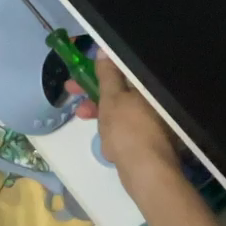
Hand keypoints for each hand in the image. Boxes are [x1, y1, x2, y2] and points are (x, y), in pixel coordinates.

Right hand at [70, 49, 178, 185]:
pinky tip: (106, 142)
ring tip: (82, 116)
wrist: (147, 174)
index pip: (121, 68)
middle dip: (94, 89)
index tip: (79, 66)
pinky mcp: (150, 139)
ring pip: (120, 107)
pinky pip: (126, 126)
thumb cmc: (127, 130)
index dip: (98, 65)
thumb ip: (107, 74)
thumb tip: (105, 51)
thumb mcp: (111, 98)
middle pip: (119, 87)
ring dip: (99, 109)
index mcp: (147, 88)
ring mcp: (154, 121)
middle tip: (71, 90)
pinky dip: (113, 129)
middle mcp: (154, 101)